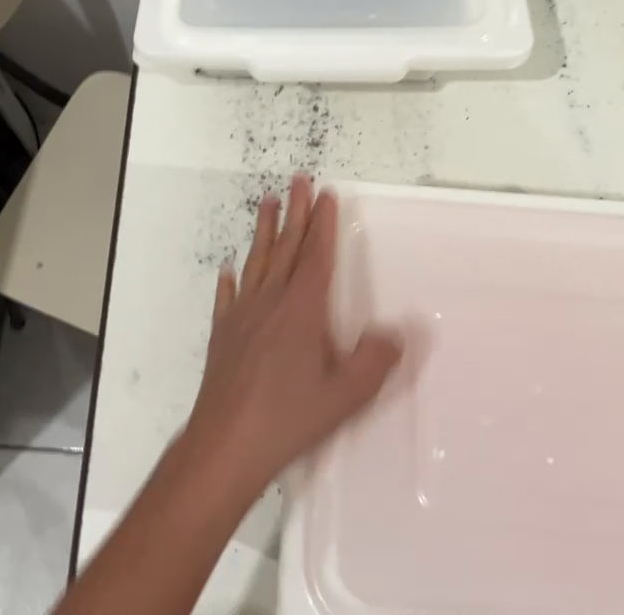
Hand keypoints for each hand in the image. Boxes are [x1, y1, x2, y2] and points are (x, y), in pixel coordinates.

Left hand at [179, 175, 405, 500]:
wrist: (226, 444)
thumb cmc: (290, 418)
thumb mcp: (347, 396)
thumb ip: (376, 361)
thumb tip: (400, 332)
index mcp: (303, 310)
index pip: (317, 255)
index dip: (323, 222)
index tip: (326, 193)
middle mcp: (271, 302)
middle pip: (286, 247)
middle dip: (296, 211)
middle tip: (299, 179)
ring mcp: (242, 316)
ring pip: (257, 262)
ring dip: (264, 231)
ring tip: (267, 201)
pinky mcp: (223, 335)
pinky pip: (228, 297)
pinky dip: (231, 279)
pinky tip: (228, 268)